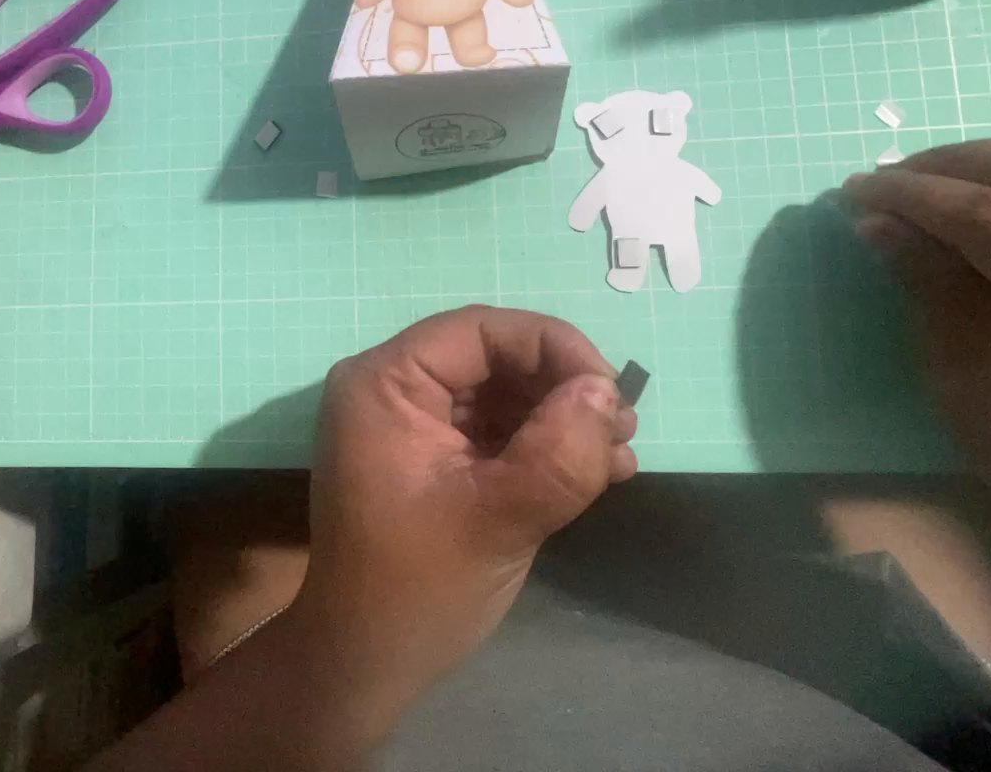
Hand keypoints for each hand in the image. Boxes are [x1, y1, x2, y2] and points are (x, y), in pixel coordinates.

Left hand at [289, 306, 636, 726]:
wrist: (368, 661)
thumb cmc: (417, 590)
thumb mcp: (498, 520)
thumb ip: (558, 452)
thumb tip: (604, 392)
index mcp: (383, 383)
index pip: (477, 330)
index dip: (551, 345)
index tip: (610, 390)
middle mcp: (391, 387)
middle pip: (490, 356)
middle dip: (561, 386)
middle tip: (622, 426)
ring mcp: (410, 420)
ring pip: (498, 389)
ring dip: (560, 416)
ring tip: (618, 454)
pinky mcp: (431, 452)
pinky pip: (492, 425)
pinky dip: (541, 442)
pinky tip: (597, 471)